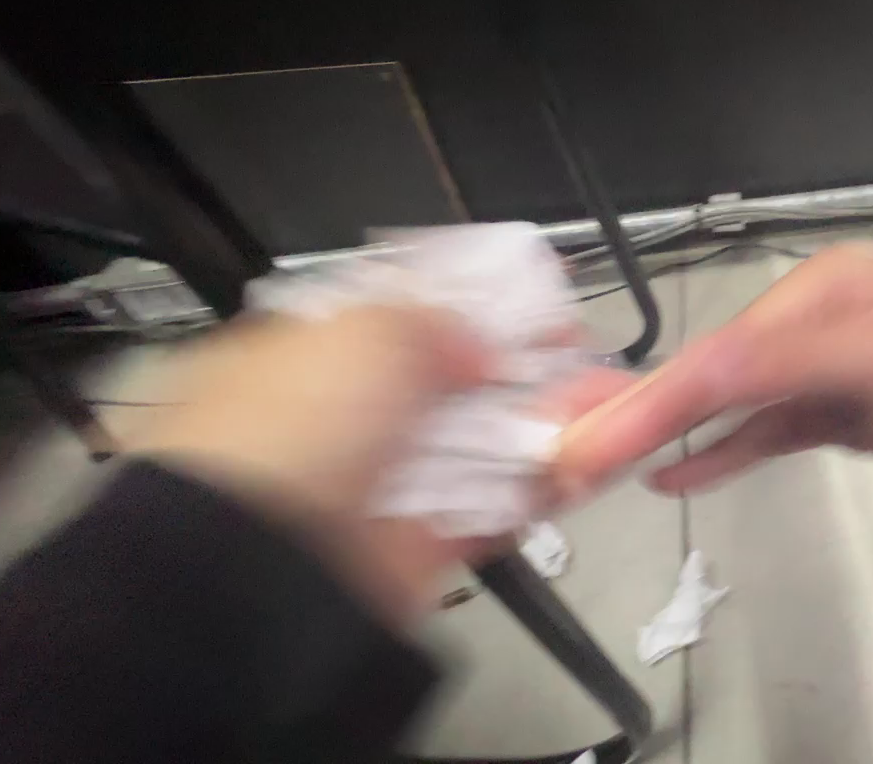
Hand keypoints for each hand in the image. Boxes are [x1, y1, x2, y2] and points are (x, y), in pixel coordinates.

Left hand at [134, 306, 635, 622]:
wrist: (266, 570)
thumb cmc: (287, 435)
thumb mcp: (366, 331)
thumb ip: (433, 315)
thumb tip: (476, 342)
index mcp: (315, 362)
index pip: (412, 321)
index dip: (478, 310)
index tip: (533, 303)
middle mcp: (353, 422)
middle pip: (469, 382)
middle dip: (534, 366)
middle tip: (582, 352)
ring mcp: (390, 482)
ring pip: (495, 440)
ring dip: (555, 419)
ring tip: (607, 399)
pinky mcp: (427, 539)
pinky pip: (505, 500)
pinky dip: (550, 479)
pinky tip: (591, 456)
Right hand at [553, 247, 872, 494]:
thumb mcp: (869, 353)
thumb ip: (776, 366)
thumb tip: (680, 383)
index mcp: (813, 290)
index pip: (719, 349)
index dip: (655, 396)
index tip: (590, 442)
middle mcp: (807, 321)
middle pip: (716, 370)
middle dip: (649, 410)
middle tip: (571, 448)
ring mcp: (819, 370)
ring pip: (734, 402)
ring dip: (675, 431)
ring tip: (603, 461)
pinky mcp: (833, 412)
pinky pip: (767, 430)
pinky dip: (723, 451)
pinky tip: (674, 473)